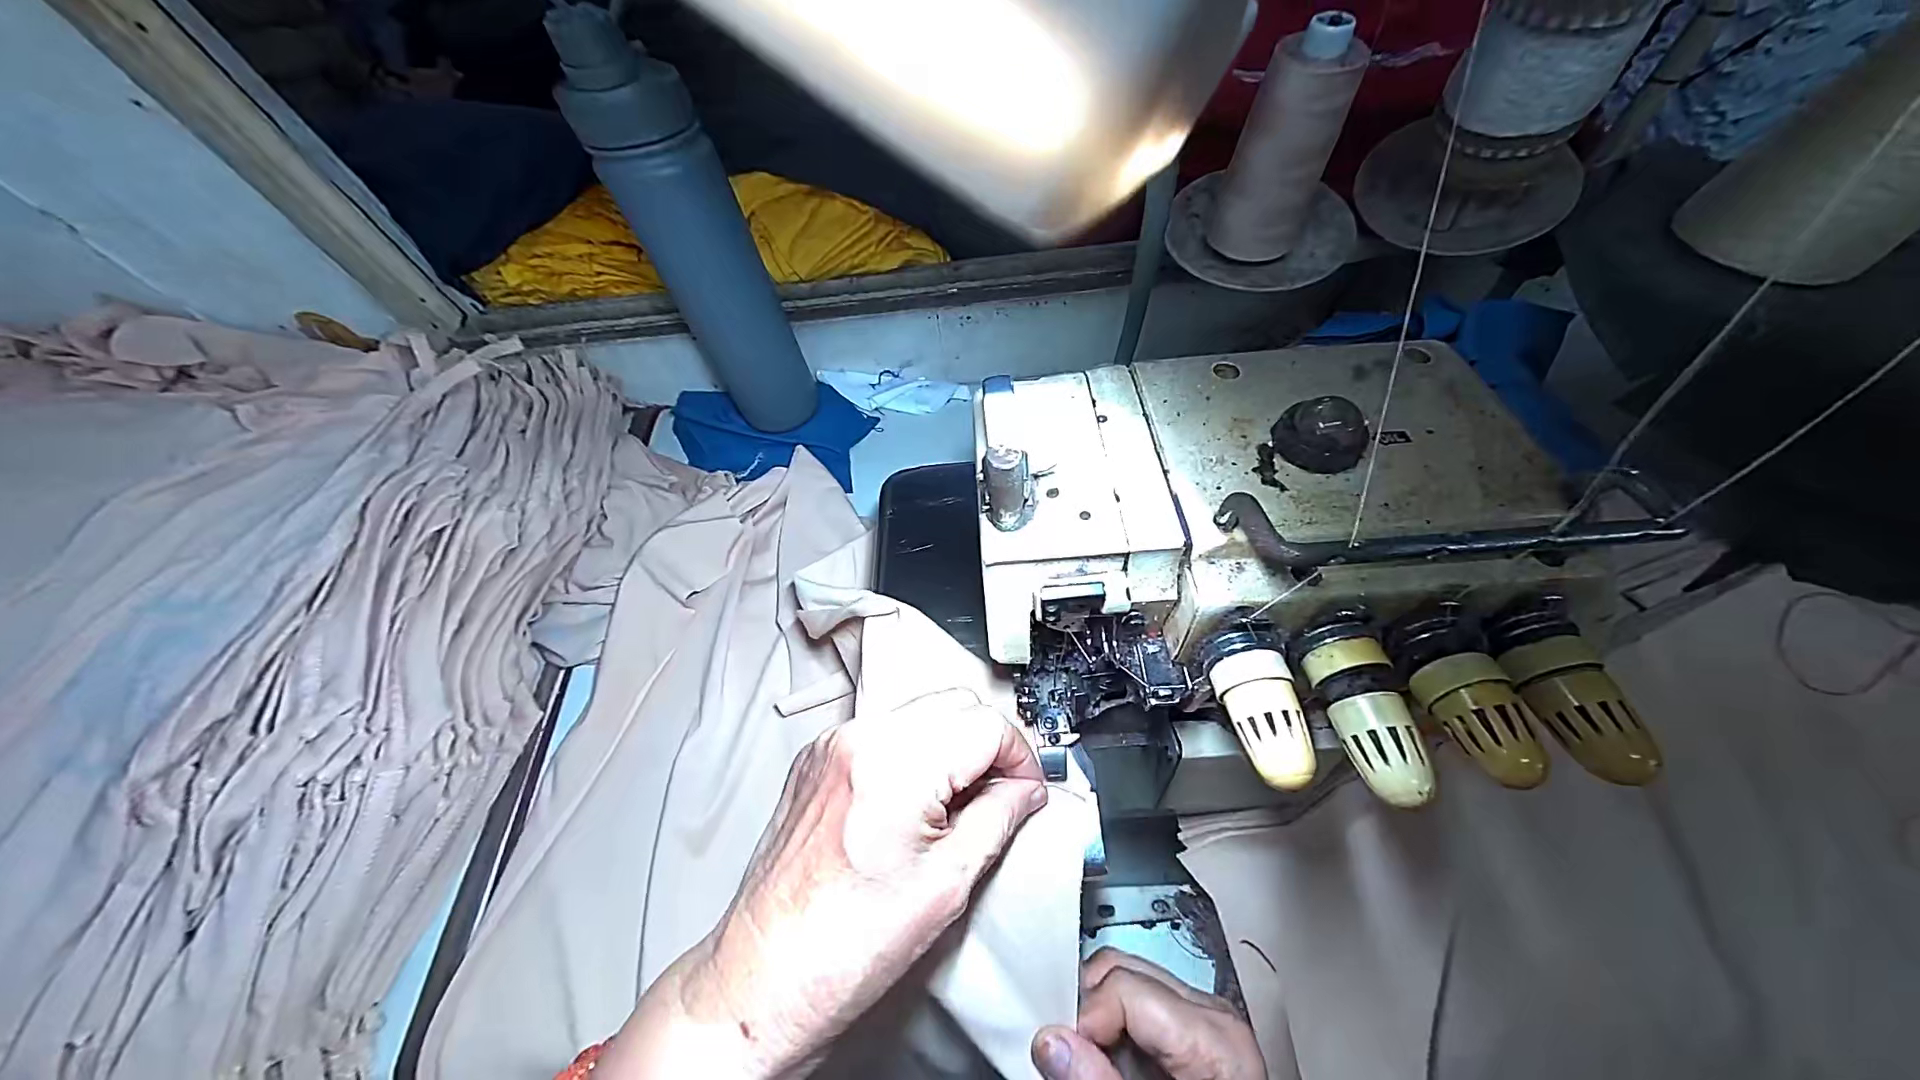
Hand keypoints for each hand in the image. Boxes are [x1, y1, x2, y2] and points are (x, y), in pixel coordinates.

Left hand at [598, 688, 1047, 1078]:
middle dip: (990, 744)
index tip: (1026, 789)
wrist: (763, 974)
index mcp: (893, 767)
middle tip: (1002, 792)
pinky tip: (918, 798)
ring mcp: (832, 745)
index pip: (985, 724)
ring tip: (959, 801)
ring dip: (954, 744)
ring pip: (921, 711)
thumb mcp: (946, 885)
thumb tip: (1023, 792)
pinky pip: (886, 729)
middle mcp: (858, 741)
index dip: (1020, 757)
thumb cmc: (839, 948)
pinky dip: (915, 750)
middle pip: (956, 704)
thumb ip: (998, 820)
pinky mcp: (818, 758)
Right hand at [1031, 948, 1265, 1079]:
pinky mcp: (1196, 1027)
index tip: (1066, 1056)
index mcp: (1214, 1036)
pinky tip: (1118, 1061)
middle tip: (1071, 1056)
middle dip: (1086, 1008)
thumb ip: (1101, 1079)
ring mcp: (1206, 1017)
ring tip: (1096, 1062)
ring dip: (1099, 1016)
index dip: (1083, 1019)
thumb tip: (1053, 1042)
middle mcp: (1213, 1014)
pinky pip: (1141, 1001)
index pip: (1121, 986)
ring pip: (1125, 977)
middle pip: (1120, 969)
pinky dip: (1116, 1025)